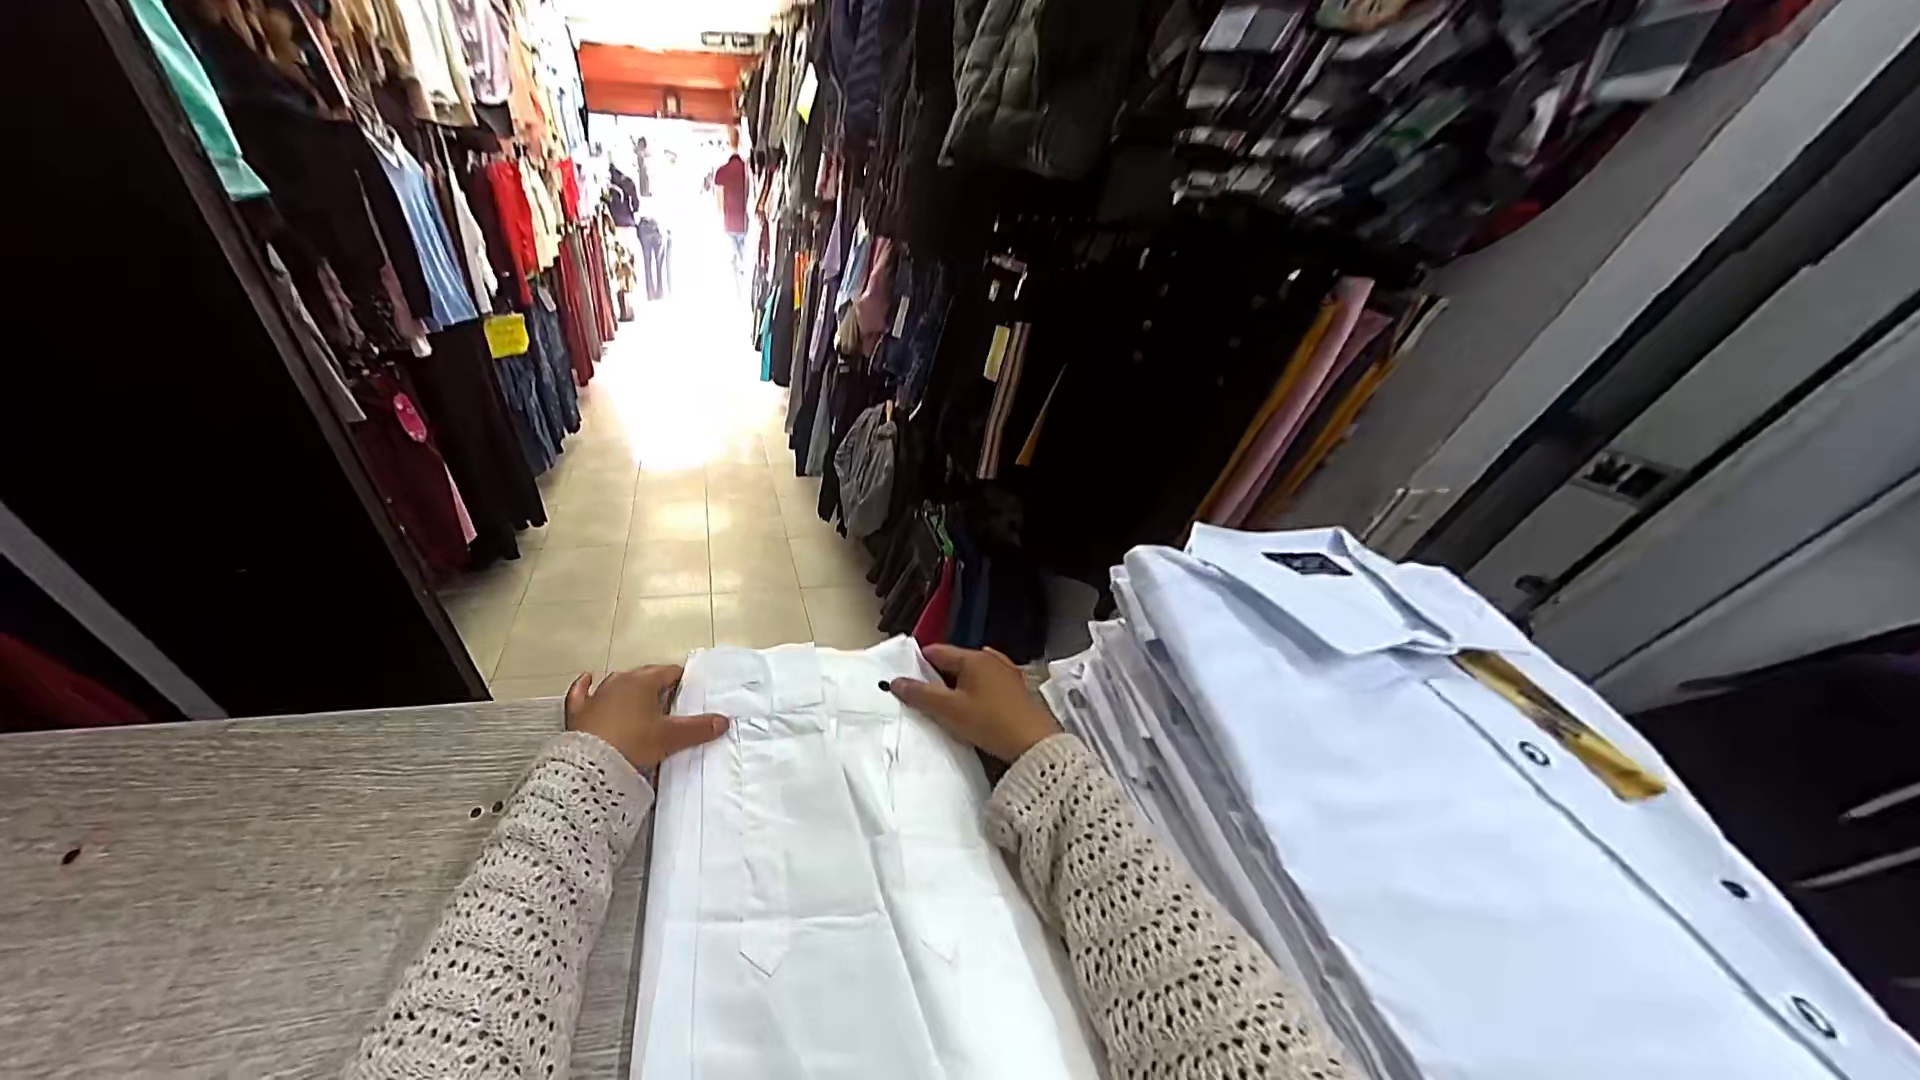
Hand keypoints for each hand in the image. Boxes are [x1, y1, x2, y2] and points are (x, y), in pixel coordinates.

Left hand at [564, 665, 728, 769]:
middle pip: (646, 675)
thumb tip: (723, 721)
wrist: (588, 768)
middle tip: (671, 705)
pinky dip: (586, 687)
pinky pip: (581, 692)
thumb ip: (699, 728)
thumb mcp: (671, 737)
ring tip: (642, 701)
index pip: (670, 672)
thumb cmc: (632, 743)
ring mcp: (597, 695)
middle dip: (659, 686)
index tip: (689, 695)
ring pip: (618, 683)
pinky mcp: (578, 712)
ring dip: (630, 688)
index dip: (683, 682)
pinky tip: (587, 679)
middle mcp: (620, 681)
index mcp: (644, 681)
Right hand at [887, 644, 1061, 762]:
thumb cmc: (990, 723)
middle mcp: (991, 659)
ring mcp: (1006, 673)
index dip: (919, 664)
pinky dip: (973, 693)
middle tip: (923, 699)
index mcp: (973, 658)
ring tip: (945, 708)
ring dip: (956, 687)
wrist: (1033, 744)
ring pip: (971, 674)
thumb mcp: (950, 710)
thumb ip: (921, 694)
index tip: (906, 680)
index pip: (937, 652)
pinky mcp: (1015, 689)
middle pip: (954, 662)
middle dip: (937, 678)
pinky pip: (986, 684)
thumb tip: (896, 682)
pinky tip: (970, 709)